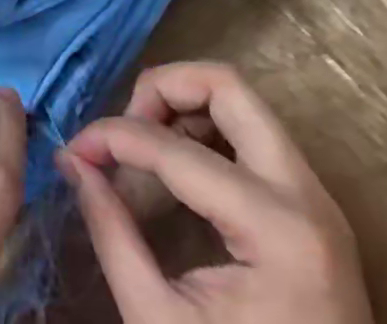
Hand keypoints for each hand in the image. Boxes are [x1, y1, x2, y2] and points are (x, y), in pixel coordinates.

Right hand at [55, 63, 372, 323]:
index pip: (173, 148)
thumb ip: (111, 230)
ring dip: (182, 104)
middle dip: (160, 90)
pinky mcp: (311, 204)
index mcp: (276, 228)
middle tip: (123, 130)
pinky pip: (252, 131)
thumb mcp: (158, 318)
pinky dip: (204, 127)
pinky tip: (174, 166)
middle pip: (226, 86)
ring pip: (241, 101)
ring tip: (144, 147)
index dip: (110, 138)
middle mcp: (306, 195)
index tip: (74, 152)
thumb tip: (71, 161)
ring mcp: (315, 196)